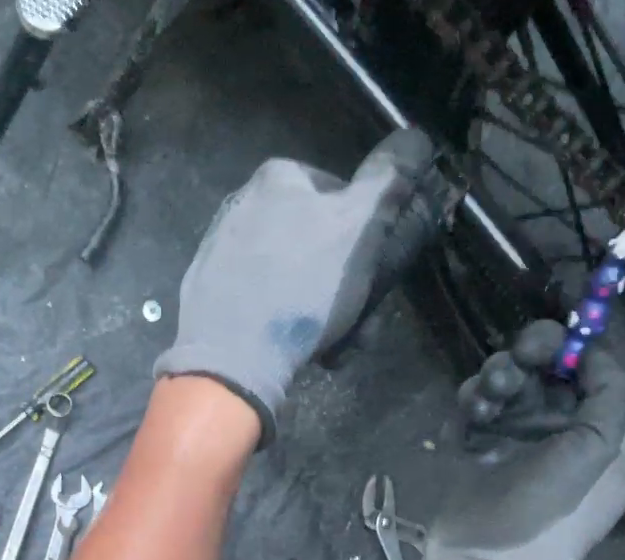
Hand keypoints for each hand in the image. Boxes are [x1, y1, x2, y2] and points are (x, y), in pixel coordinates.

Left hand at [153, 129, 433, 444]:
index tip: (374, 274)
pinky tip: (296, 349)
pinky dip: (284, 323)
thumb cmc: (303, 285)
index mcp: (278, 177)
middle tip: (358, 323)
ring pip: (291, 276)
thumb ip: (388, 182)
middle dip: (343, 283)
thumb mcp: (360, 228)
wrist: (232, 356)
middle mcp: (243, 203)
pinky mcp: (208, 293)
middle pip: (314, 241)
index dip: (365, 235)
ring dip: (320, 310)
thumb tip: (416, 138)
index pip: (338, 193)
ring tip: (332, 345)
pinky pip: (261, 301)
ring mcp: (220, 249)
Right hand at [417, 318, 624, 559]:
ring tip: (494, 393)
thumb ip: (612, 387)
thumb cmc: (554, 509)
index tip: (581, 296)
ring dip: (502, 373)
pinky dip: (476, 396)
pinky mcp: (480, 437)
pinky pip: (479, 396)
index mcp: (606, 429)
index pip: (613, 364)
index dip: (600, 329)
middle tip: (528, 351)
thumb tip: (598, 342)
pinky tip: (475, 413)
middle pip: (556, 361)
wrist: (487, 558)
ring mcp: (519, 430)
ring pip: (513, 372)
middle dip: (541, 347)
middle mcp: (564, 423)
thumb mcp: (602, 448)